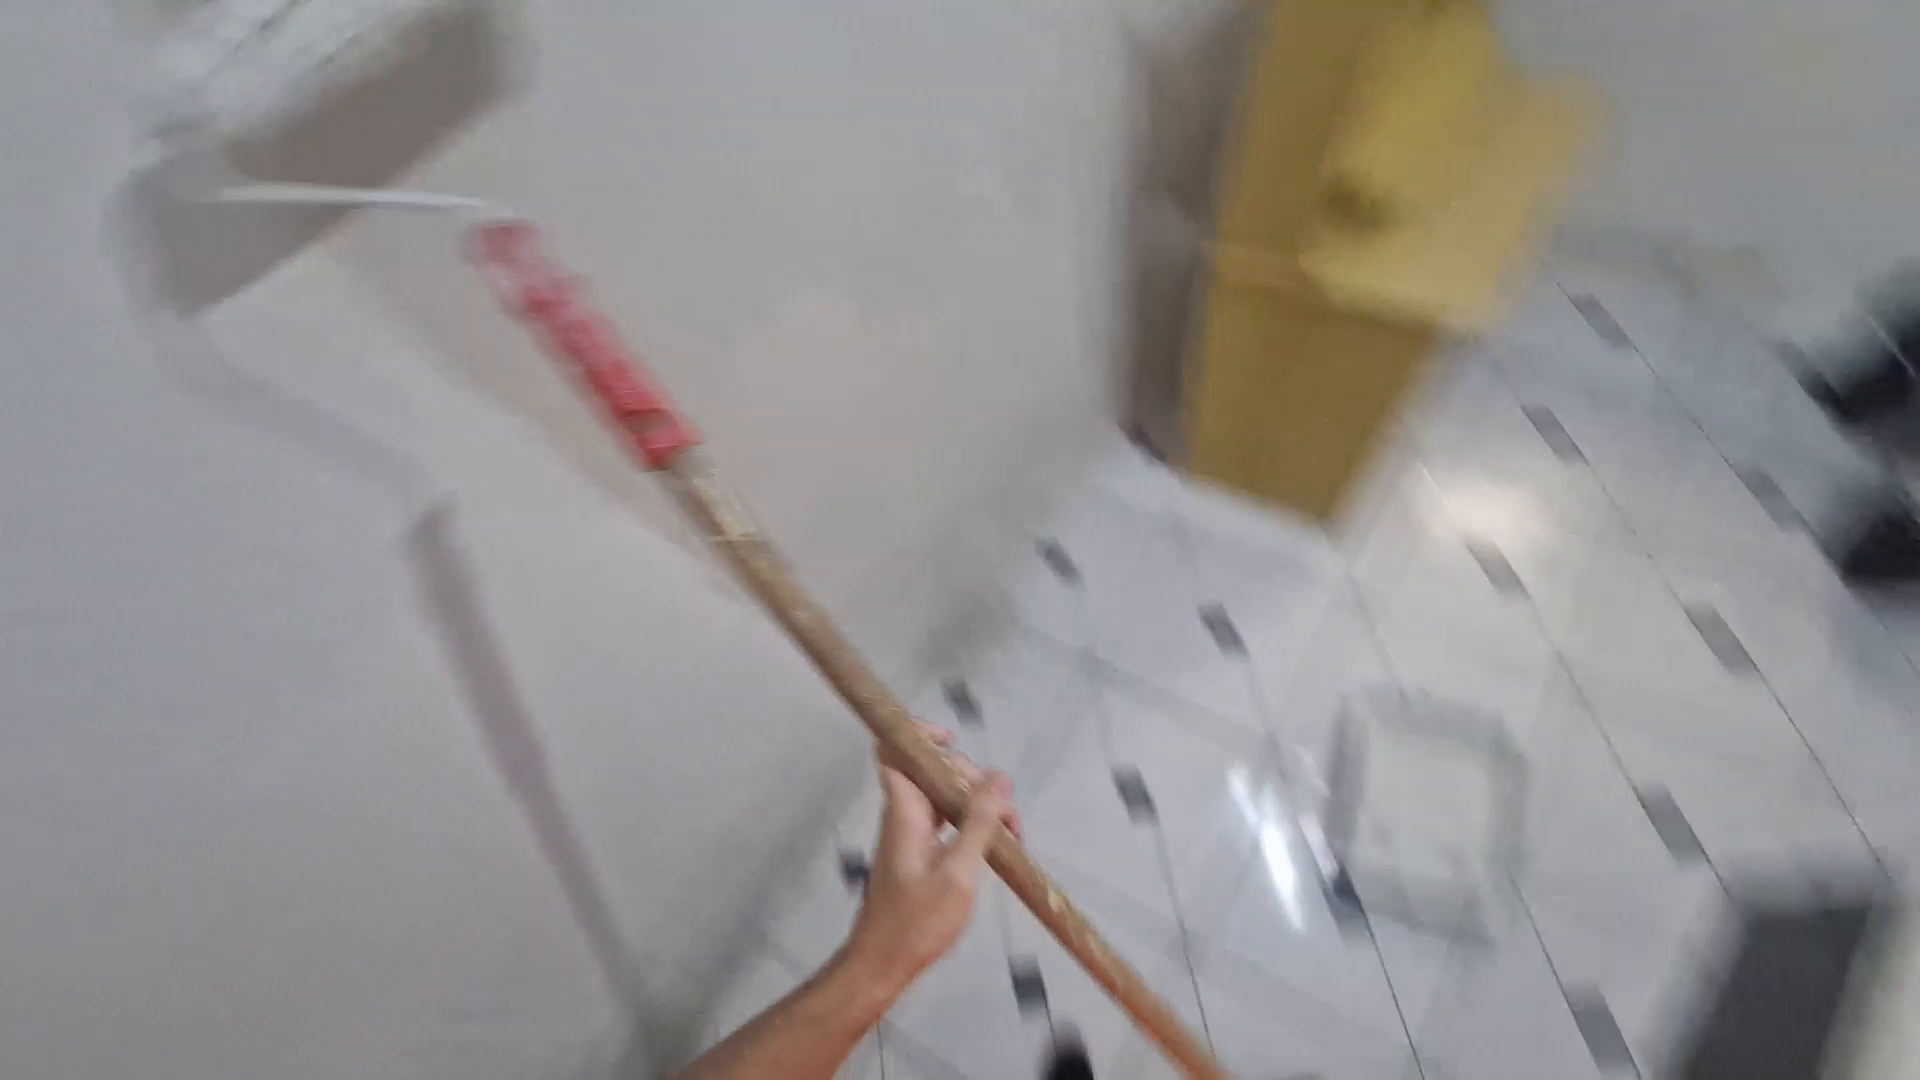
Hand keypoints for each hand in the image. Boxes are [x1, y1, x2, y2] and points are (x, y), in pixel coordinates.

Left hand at [841, 724, 1020, 992]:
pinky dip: (971, 822)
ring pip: (943, 794)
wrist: (882, 965)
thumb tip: (1000, 776)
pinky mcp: (920, 849)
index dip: (916, 733)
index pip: (892, 750)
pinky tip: (996, 842)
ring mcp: (911, 830)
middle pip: (933, 770)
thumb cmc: (916, 922)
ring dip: (977, 802)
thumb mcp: (958, 872)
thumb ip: (979, 822)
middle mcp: (904, 811)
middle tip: (1007, 815)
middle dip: (973, 778)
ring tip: (1011, 831)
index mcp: (904, 809)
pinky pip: (946, 817)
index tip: (953, 739)